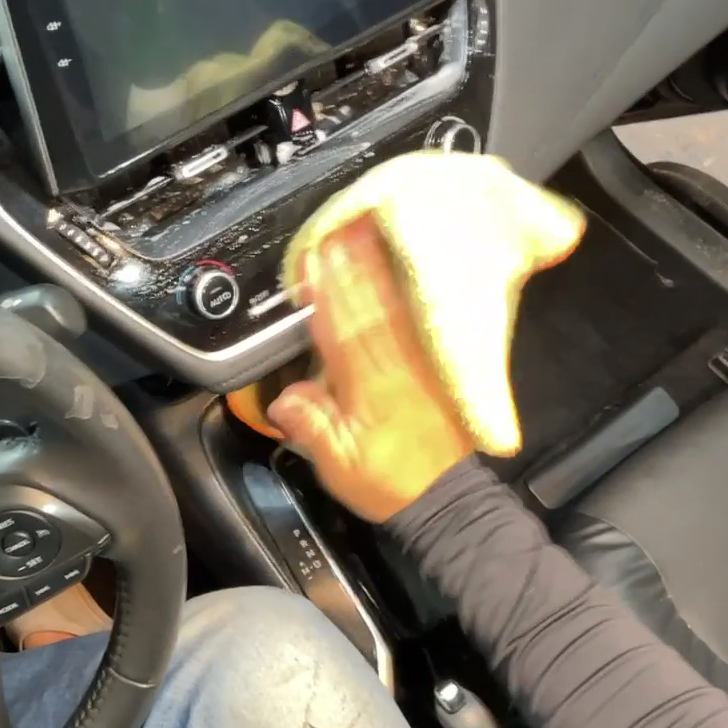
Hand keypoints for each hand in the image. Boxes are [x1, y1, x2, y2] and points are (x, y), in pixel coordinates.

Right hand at [266, 217, 472, 522]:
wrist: (443, 502)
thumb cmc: (388, 483)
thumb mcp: (339, 467)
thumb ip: (312, 428)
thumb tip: (284, 400)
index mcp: (370, 390)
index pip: (342, 333)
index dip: (328, 295)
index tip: (316, 261)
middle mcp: (397, 370)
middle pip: (372, 310)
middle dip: (356, 267)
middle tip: (345, 226)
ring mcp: (422, 367)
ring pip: (399, 309)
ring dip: (383, 270)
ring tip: (373, 235)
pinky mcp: (439, 371)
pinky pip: (423, 324)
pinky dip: (411, 295)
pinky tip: (405, 274)